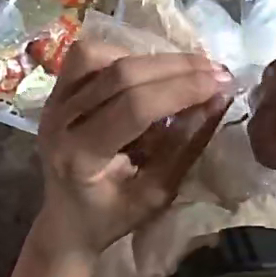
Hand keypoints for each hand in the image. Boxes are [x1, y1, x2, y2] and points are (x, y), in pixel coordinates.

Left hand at [35, 43, 233, 259]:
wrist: (65, 221)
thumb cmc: (112, 216)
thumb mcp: (156, 193)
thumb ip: (185, 146)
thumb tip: (217, 100)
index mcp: (80, 156)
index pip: (135, 106)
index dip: (182, 89)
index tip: (223, 83)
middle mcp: (59, 121)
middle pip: (121, 73)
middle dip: (176, 67)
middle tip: (217, 70)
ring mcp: (52, 101)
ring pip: (100, 55)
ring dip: (148, 59)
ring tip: (183, 72)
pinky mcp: (54, 91)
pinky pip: (86, 56)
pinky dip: (122, 55)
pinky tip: (146, 73)